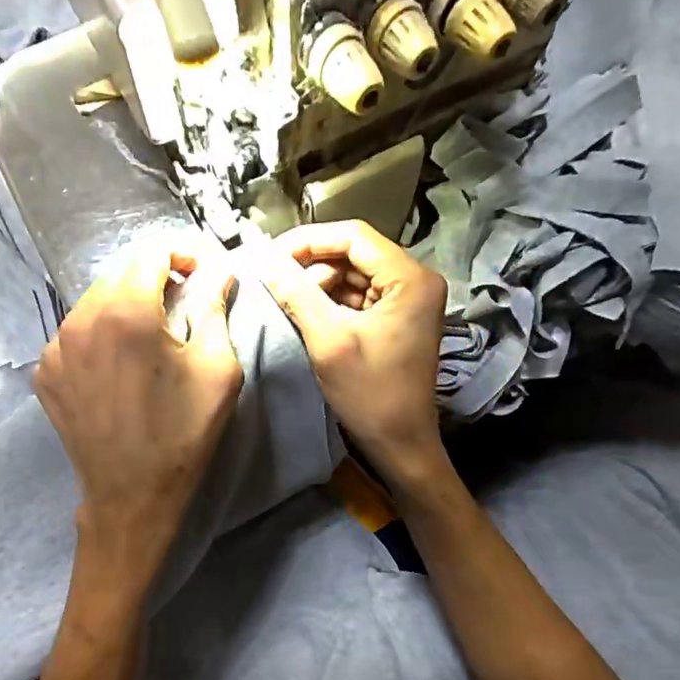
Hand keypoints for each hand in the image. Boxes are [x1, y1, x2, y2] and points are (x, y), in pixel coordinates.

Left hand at [35, 239, 242, 556]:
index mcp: (126, 312)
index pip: (151, 251)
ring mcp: (55, 347)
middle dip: (153, 280)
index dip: (182, 254)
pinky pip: (75, 334)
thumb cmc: (184, 433)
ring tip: (148, 340)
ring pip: (94, 302)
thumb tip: (218, 271)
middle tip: (181, 307)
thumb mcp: (217, 369)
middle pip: (120, 273)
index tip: (200, 276)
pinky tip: (119, 367)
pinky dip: (100, 336)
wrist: (132, 495)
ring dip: (125, 307)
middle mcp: (80, 318)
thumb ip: (214, 308)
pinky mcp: (45, 372)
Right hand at [257, 221, 448, 479]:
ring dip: (318, 284)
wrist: (401, 443)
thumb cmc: (371, 395)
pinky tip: (306, 313)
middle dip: (311, 264)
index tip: (270, 255)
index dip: (308, 240)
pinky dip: (331, 301)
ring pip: (353, 274)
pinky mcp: (397, 319)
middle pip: (353, 253)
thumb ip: (296, 294)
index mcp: (410, 278)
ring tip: (286, 300)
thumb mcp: (329, 341)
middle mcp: (415, 280)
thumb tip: (264, 261)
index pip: (353, 236)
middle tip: (274, 281)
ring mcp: (408, 300)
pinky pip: (358, 296)